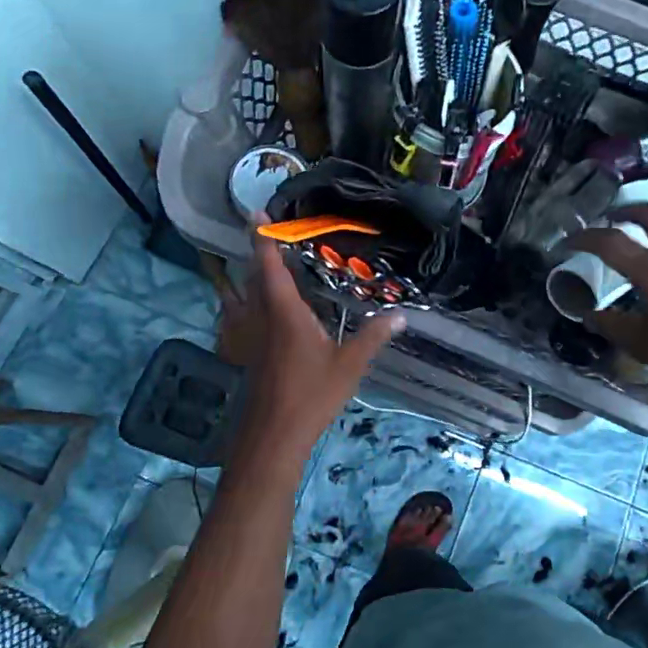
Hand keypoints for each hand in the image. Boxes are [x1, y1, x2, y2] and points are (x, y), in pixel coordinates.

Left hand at [223, 235, 402, 460]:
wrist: (274, 434)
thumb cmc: (311, 394)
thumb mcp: (350, 364)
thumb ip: (374, 337)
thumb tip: (401, 315)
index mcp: (285, 313)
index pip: (271, 266)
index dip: (264, 239)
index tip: (257, 213)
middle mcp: (262, 318)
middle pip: (255, 278)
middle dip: (261, 254)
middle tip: (272, 236)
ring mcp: (251, 338)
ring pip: (246, 297)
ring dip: (254, 278)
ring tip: (270, 269)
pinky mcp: (249, 354)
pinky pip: (246, 316)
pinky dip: (252, 302)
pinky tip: (268, 312)